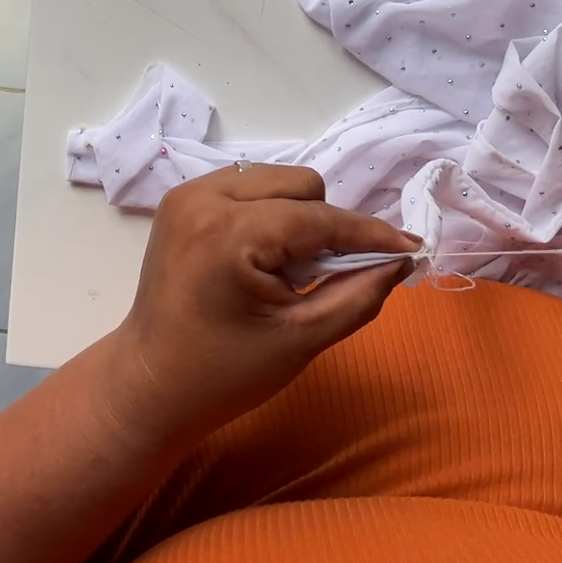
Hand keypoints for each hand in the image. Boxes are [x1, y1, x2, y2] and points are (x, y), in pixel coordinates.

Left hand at [100, 164, 417, 445]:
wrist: (150, 383)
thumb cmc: (224, 373)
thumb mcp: (301, 339)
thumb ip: (357, 295)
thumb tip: (400, 261)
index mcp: (230, 233)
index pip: (319, 219)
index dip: (369, 234)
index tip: (411, 246)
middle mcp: (205, 197)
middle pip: (300, 184)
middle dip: (324, 225)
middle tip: (318, 275)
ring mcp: (188, 193)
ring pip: (276, 178)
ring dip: (297, 215)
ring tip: (286, 267)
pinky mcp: (181, 198)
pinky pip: (248, 185)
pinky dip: (268, 211)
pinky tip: (259, 254)